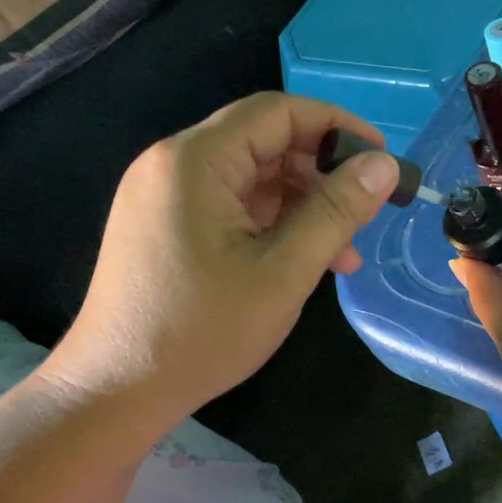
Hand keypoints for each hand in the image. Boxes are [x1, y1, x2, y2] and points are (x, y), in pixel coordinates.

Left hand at [44, 92, 398, 423]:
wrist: (116, 390)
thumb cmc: (203, 331)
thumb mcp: (284, 272)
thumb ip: (336, 212)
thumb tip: (385, 165)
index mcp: (196, 161)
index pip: (277, 112)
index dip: (337, 127)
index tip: (381, 162)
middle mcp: (174, 164)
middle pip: (264, 143)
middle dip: (322, 174)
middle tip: (365, 215)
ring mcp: (164, 196)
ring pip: (251, 178)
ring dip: (302, 206)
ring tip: (342, 255)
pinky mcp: (164, 226)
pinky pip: (230, 206)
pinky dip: (272, 224)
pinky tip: (302, 262)